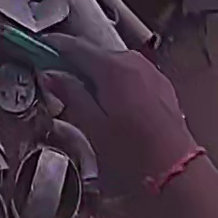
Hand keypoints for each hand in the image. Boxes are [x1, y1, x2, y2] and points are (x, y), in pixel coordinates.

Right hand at [40, 33, 198, 192]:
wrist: (178, 171)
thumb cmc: (131, 153)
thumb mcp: (93, 126)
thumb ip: (71, 93)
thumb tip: (50, 73)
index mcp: (112, 66)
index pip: (75, 46)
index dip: (54, 46)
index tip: (39, 50)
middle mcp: (131, 59)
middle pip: (94, 53)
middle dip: (75, 64)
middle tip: (59, 83)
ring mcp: (148, 69)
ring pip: (113, 63)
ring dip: (96, 74)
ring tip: (86, 100)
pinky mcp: (160, 81)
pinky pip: (130, 73)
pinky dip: (116, 81)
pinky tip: (113, 105)